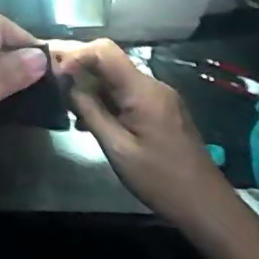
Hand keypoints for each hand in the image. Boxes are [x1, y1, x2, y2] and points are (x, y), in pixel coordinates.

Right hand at [54, 39, 243, 232]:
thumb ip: (90, 111)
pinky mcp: (162, 109)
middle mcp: (152, 85)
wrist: (208, 208)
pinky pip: (127, 92)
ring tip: (64, 102)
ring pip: (116, 77)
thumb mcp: (118, 148)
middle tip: (49, 78)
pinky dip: (106, 98)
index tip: (54, 72)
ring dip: (90, 84)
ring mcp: (159, 97)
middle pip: (109, 61)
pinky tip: (90, 117)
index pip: (104, 51)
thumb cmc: (161, 180)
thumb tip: (66, 84)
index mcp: (143, 90)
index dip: (75, 54)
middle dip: (78, 66)